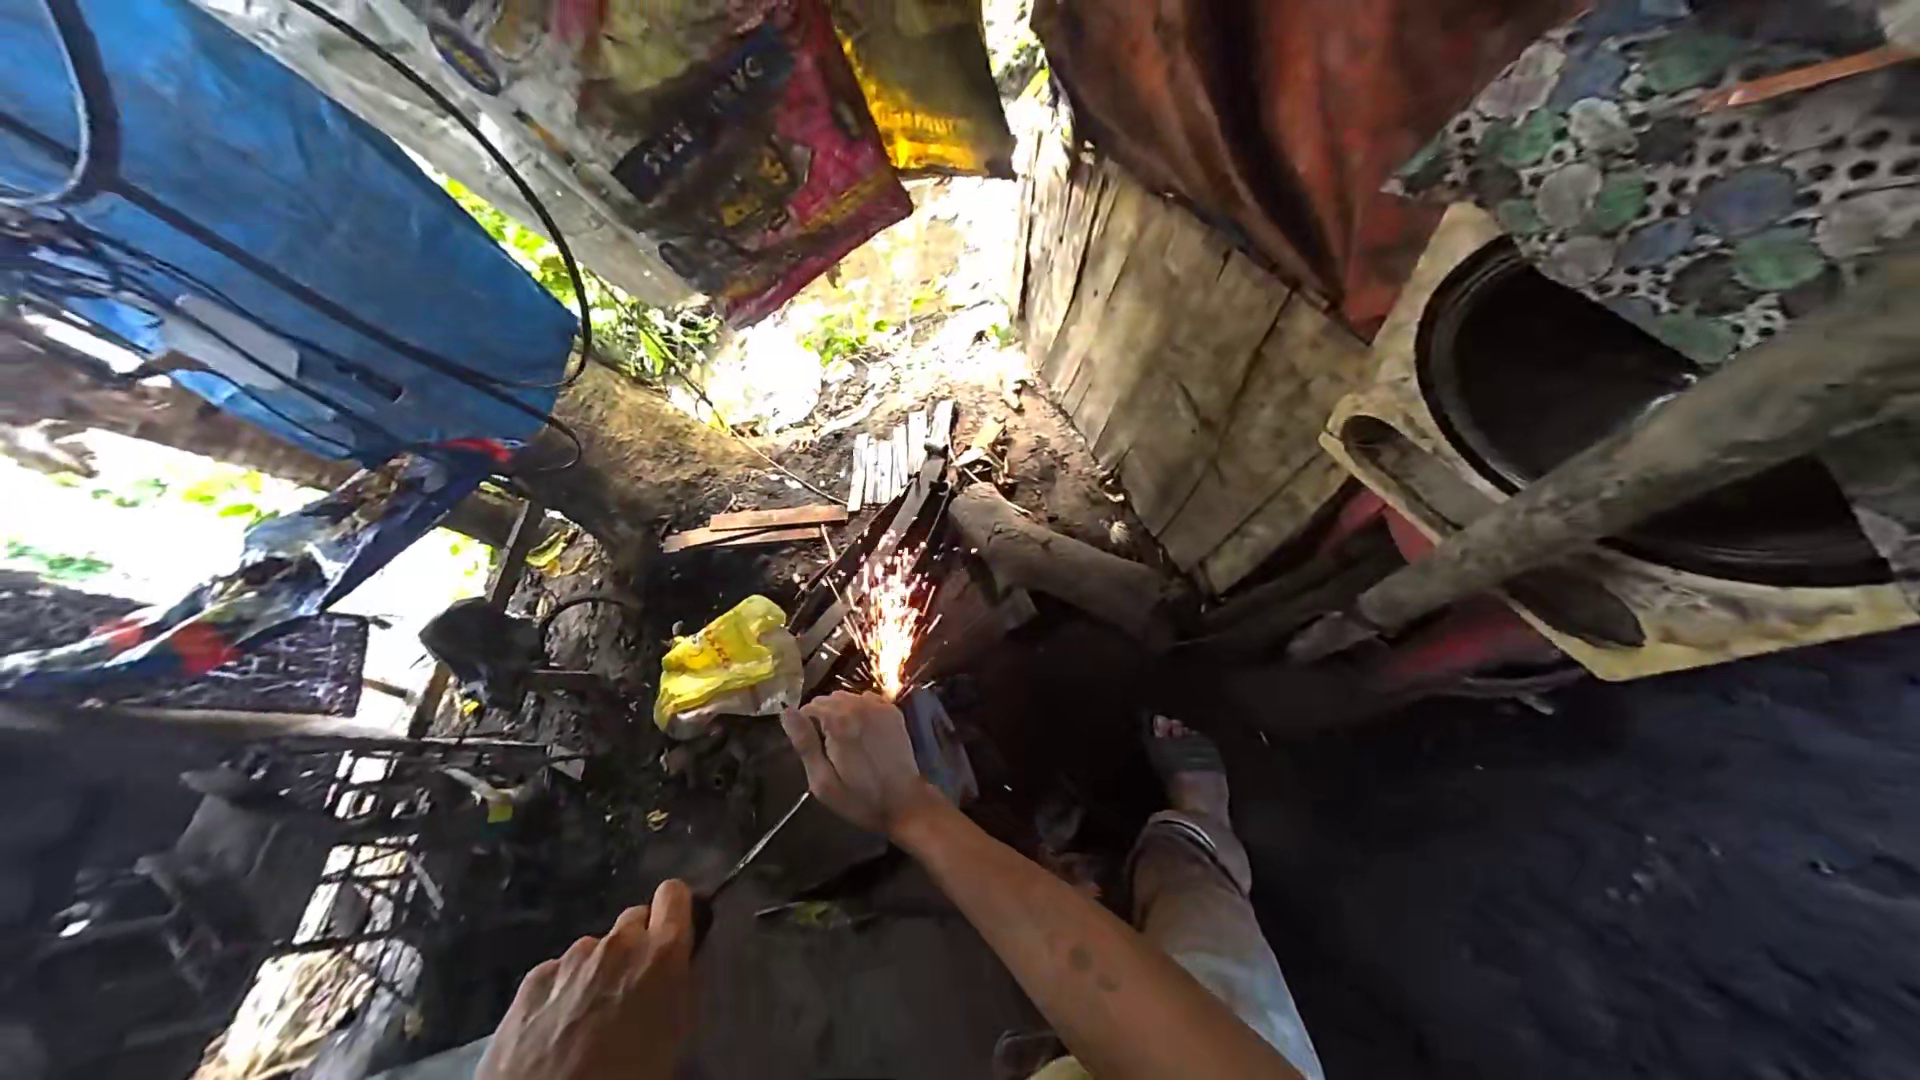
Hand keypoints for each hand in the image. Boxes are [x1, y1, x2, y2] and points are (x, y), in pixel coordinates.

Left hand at [477, 880, 694, 1079]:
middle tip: (629, 989)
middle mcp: (619, 943)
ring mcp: (572, 958)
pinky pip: (559, 971)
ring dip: (597, 970)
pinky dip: (561, 990)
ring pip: (595, 948)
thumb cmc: (626, 1079)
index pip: (674, 893)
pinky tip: (552, 1030)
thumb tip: (676, 965)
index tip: (672, 936)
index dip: (673, 912)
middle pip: (634, 918)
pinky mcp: (533, 980)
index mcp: (661, 952)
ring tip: (585, 1018)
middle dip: (636, 945)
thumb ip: (678, 985)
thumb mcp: (674, 1036)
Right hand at [781, 691, 943, 835]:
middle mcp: (860, 707)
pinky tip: (862, 731)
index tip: (812, 745)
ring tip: (845, 739)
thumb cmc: (859, 798)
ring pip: (848, 697)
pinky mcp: (893, 711)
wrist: (903, 802)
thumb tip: (787, 712)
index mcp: (840, 722)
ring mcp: (880, 707)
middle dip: (823, 717)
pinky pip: (867, 700)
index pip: (811, 706)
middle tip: (828, 746)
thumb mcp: (822, 781)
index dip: (806, 725)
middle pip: (829, 699)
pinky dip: (860, 709)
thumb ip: (804, 743)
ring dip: (841, 711)